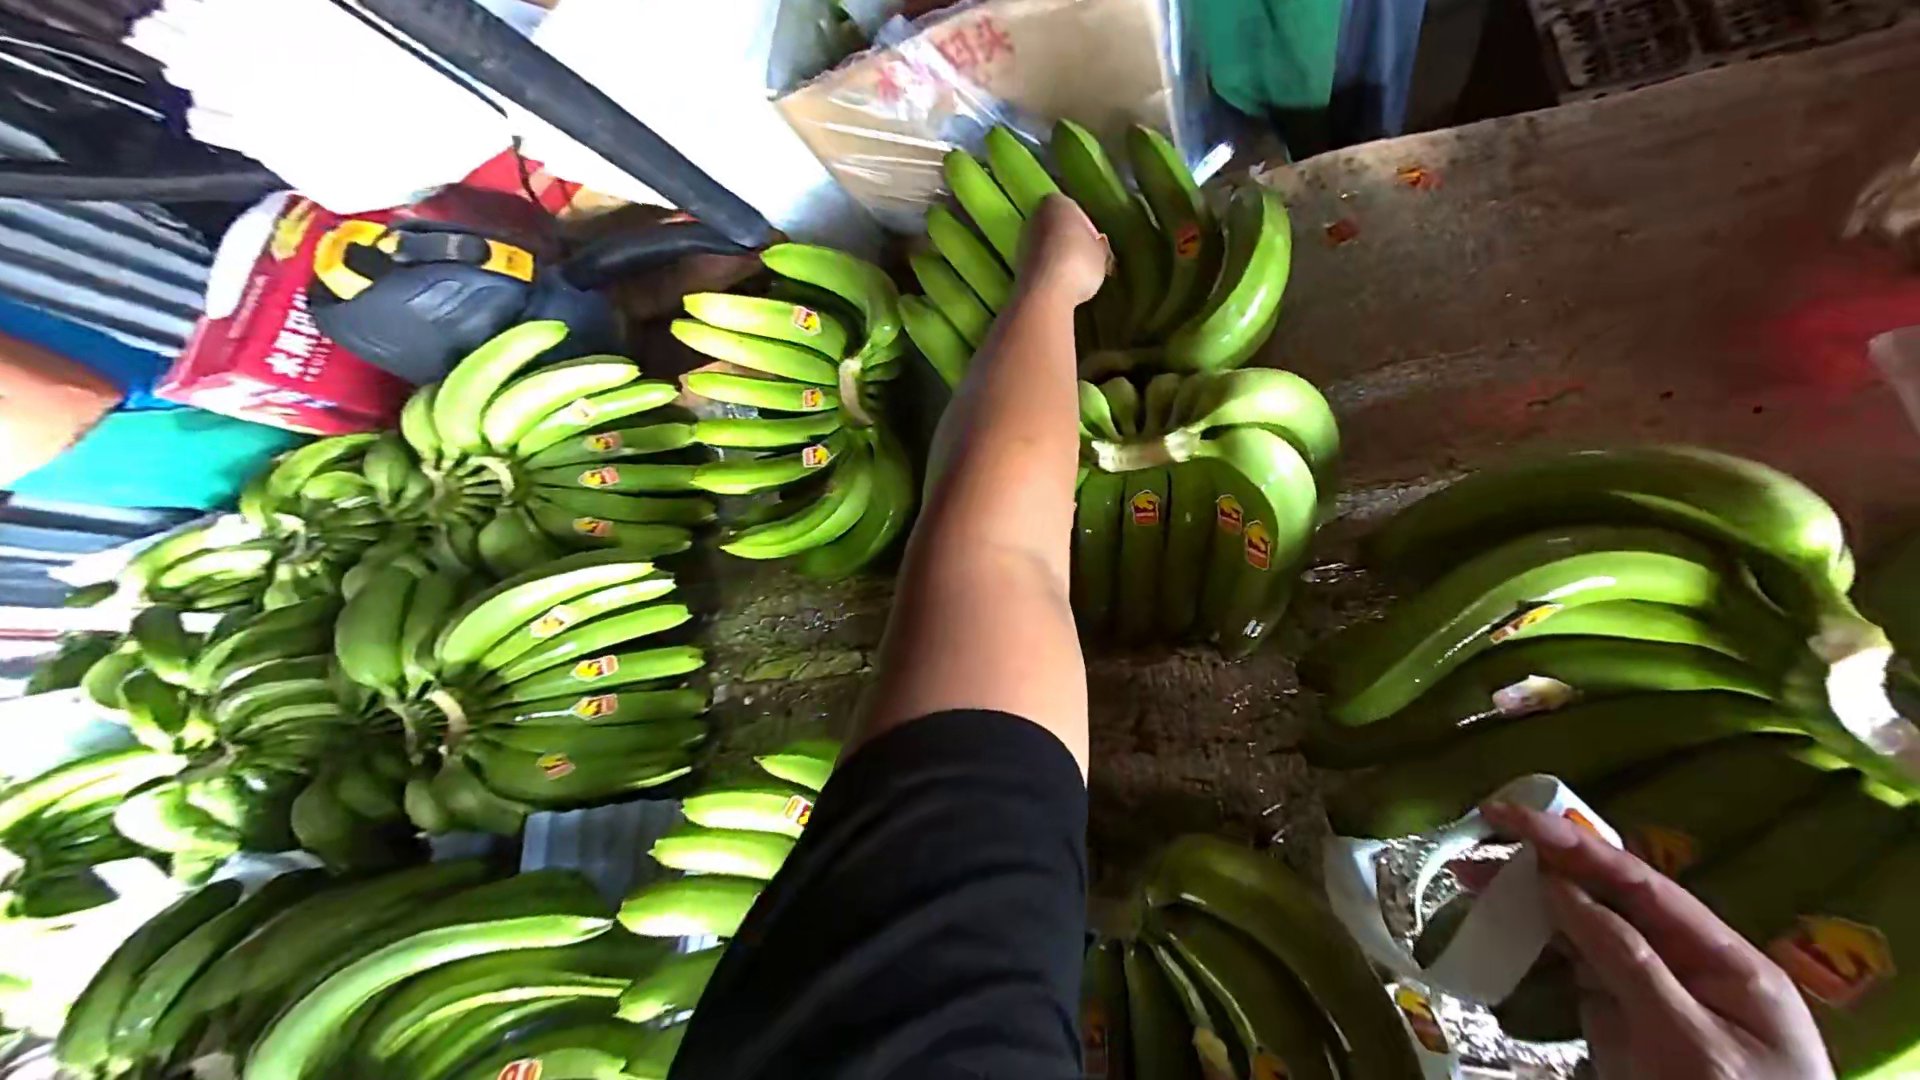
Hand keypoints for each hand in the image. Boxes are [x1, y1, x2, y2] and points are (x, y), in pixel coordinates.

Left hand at [1015, 194, 1107, 305]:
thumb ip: (1099, 246)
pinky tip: (1058, 287)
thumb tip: (1098, 245)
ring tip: (1072, 279)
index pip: (1078, 213)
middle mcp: (1034, 216)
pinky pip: (1038, 266)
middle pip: (1058, 229)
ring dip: (1057, 260)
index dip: (1089, 233)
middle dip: (1070, 244)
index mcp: (1056, 202)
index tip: (1095, 250)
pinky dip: (1047, 273)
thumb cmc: (1078, 263)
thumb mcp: (1101, 254)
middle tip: (1085, 263)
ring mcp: (1021, 242)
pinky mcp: (1015, 267)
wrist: (1045, 294)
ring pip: (1046, 248)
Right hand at [1482, 802, 1833, 1079]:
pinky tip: (1492, 914)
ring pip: (1574, 912)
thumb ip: (1626, 956)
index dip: (1571, 841)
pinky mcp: (1611, 997)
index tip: (1509, 816)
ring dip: (1521, 889)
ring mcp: (1644, 976)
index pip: (1637, 879)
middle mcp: (1682, 956)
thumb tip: (1557, 884)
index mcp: (1723, 959)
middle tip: (1476, 838)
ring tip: (1467, 875)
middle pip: (1601, 888)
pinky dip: (1525, 925)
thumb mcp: (1687, 1042)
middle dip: (1536, 858)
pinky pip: (1563, 946)